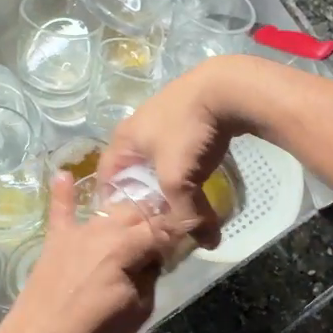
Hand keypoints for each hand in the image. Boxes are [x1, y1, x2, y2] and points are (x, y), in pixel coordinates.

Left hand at [0, 173, 175, 332]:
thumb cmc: (95, 332)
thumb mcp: (139, 310)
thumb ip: (150, 277)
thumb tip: (153, 260)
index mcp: (128, 246)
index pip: (165, 228)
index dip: (184, 227)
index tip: (197, 228)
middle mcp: (105, 230)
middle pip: (138, 211)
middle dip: (158, 215)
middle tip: (170, 227)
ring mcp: (78, 232)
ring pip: (109, 209)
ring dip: (127, 207)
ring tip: (141, 208)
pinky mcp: (56, 240)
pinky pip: (61, 210)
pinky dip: (63, 192)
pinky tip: (62, 174)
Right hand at [97, 55, 261, 248]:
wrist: (226, 88)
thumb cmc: (188, 132)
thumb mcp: (178, 179)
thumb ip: (186, 214)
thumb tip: (209, 243)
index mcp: (123, 140)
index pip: (106, 180)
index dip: (114, 206)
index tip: (128, 230)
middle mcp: (137, 128)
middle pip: (134, 172)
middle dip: (145, 197)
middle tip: (158, 221)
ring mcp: (164, 120)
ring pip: (159, 162)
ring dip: (168, 183)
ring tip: (179, 204)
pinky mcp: (189, 117)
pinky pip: (180, 152)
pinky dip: (186, 169)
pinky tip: (199, 180)